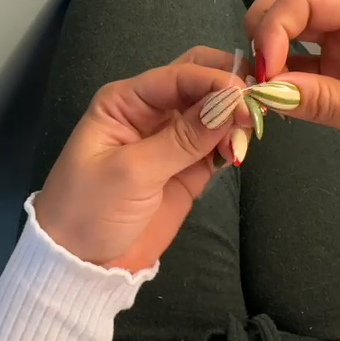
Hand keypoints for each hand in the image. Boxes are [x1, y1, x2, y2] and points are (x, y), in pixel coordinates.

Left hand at [34, 49, 244, 271]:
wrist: (81, 265)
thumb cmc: (90, 209)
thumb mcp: (132, 172)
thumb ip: (183, 138)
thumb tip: (230, 101)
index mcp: (125, 101)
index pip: (177, 75)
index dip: (214, 79)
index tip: (247, 95)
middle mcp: (149, 111)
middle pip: (198, 82)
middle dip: (230, 88)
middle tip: (258, 105)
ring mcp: (171, 139)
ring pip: (213, 112)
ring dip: (235, 117)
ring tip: (248, 135)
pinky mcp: (187, 168)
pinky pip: (217, 144)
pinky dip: (233, 143)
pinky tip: (240, 151)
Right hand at [245, 0, 339, 194]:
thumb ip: (324, 102)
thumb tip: (263, 89)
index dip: (274, 27)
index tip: (263, 75)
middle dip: (263, 24)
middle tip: (255, 73)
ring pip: (293, 18)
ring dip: (267, 43)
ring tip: (259, 86)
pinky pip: (301, 51)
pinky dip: (279, 66)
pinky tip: (273, 95)